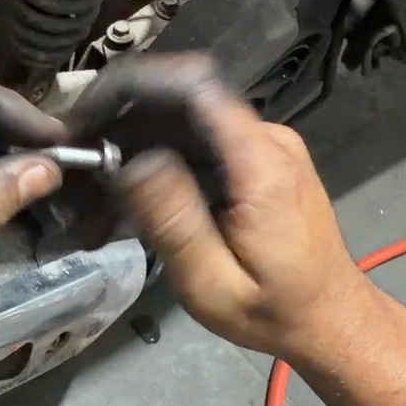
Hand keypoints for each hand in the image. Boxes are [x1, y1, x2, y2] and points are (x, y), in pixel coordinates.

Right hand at [81, 56, 373, 360]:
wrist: (328, 317)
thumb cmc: (271, 311)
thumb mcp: (213, 283)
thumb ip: (176, 223)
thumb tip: (133, 163)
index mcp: (260, 164)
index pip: (192, 88)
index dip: (132, 87)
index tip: (86, 114)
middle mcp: (266, 139)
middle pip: (181, 100)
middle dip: (121, 120)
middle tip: (77, 159)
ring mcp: (264, 145)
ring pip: (185, 119)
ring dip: (135, 142)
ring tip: (95, 185)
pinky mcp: (257, 158)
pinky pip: (199, 140)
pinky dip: (158, 158)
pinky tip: (130, 191)